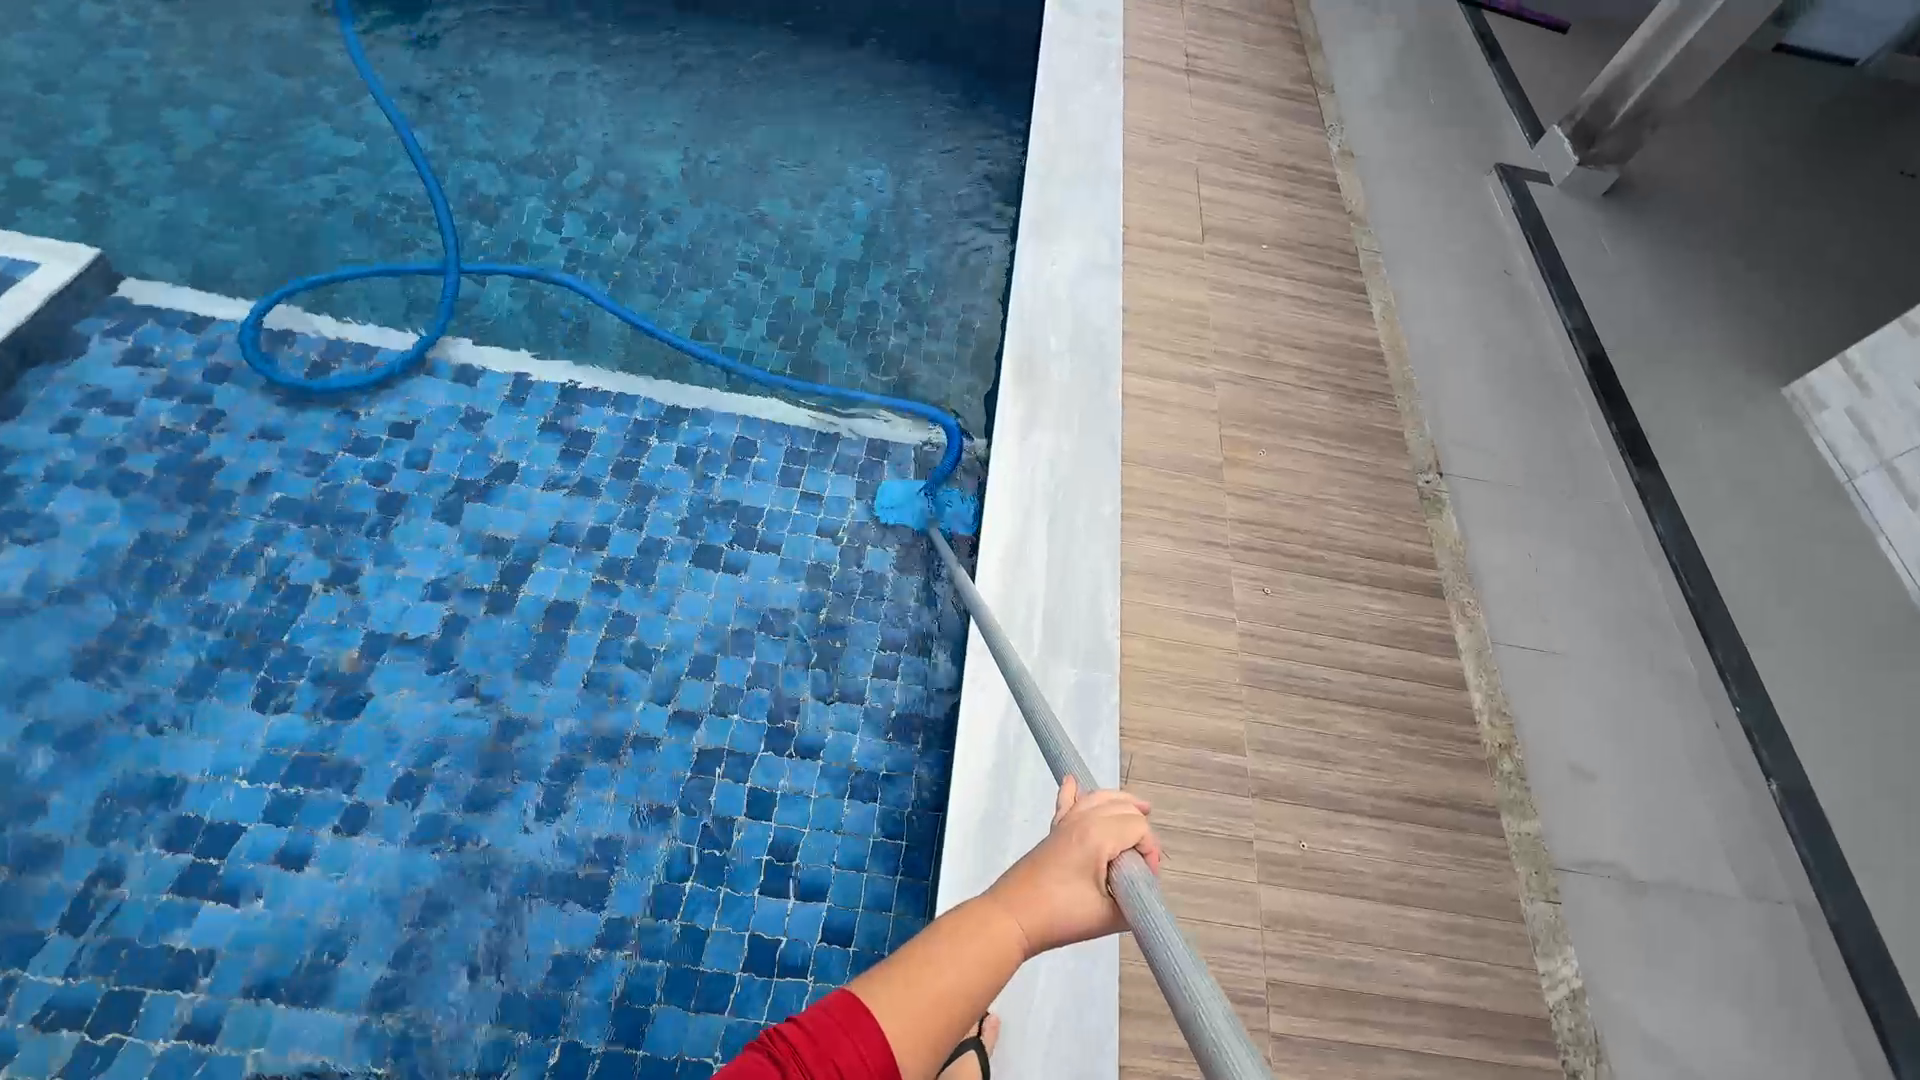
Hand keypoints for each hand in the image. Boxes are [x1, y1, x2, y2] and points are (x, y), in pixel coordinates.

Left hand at [981, 776, 1162, 959]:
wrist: (1013, 916)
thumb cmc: (1061, 916)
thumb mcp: (1109, 917)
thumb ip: (1135, 903)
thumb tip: (1142, 893)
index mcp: (1097, 835)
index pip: (1139, 828)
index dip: (1151, 852)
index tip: (1146, 880)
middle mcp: (1082, 819)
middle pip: (1123, 807)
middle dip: (1141, 829)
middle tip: (1144, 863)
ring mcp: (1065, 822)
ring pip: (1098, 798)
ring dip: (1120, 802)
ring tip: (1141, 808)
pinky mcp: (1053, 831)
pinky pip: (1066, 802)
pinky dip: (1074, 791)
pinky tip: (1074, 782)